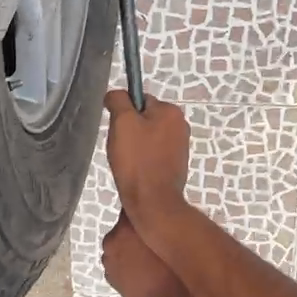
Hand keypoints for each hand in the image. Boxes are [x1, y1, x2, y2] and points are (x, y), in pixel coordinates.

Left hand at [102, 213, 198, 296]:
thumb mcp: (181, 240)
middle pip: (128, 224)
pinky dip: (131, 262)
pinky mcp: (111, 278)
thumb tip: (165, 211)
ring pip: (124, 243)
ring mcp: (109, 260)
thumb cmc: (183, 276)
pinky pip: (121, 261)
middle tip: (163, 235)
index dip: (148, 204)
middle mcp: (113, 238)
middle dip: (143, 227)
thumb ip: (168, 222)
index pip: (135, 203)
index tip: (161, 208)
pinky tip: (149, 271)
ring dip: (136, 245)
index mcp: (129, 225)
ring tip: (158, 256)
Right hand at [104, 90, 189, 219]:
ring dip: (135, 146)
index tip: (117, 130)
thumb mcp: (122, 122)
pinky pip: (153, 154)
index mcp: (171, 111)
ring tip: (127, 162)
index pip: (139, 100)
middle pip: (144, 119)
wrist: (152, 202)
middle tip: (121, 148)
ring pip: (147, 137)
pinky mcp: (177, 164)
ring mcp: (181, 146)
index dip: (124, 113)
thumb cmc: (137, 160)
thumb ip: (118, 100)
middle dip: (130, 131)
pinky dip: (143, 160)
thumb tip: (115, 94)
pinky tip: (136, 171)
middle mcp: (181, 125)